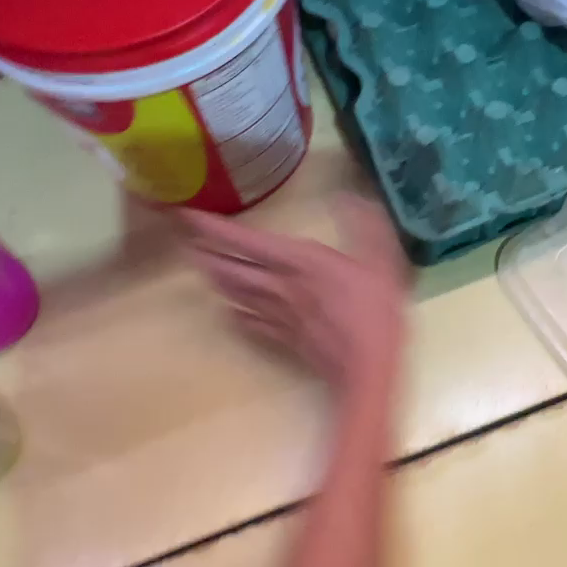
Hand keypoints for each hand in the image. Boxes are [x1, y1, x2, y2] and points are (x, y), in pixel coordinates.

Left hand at [183, 196, 407, 395]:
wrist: (367, 370)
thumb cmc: (375, 313)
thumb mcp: (380, 261)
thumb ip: (365, 227)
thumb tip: (349, 196)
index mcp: (298, 262)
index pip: (245, 241)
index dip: (214, 227)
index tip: (187, 214)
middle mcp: (280, 286)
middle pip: (231, 269)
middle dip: (206, 253)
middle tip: (186, 240)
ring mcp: (280, 316)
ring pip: (237, 294)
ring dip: (217, 279)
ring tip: (203, 268)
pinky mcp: (285, 340)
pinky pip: (252, 324)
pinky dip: (238, 314)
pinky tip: (232, 312)